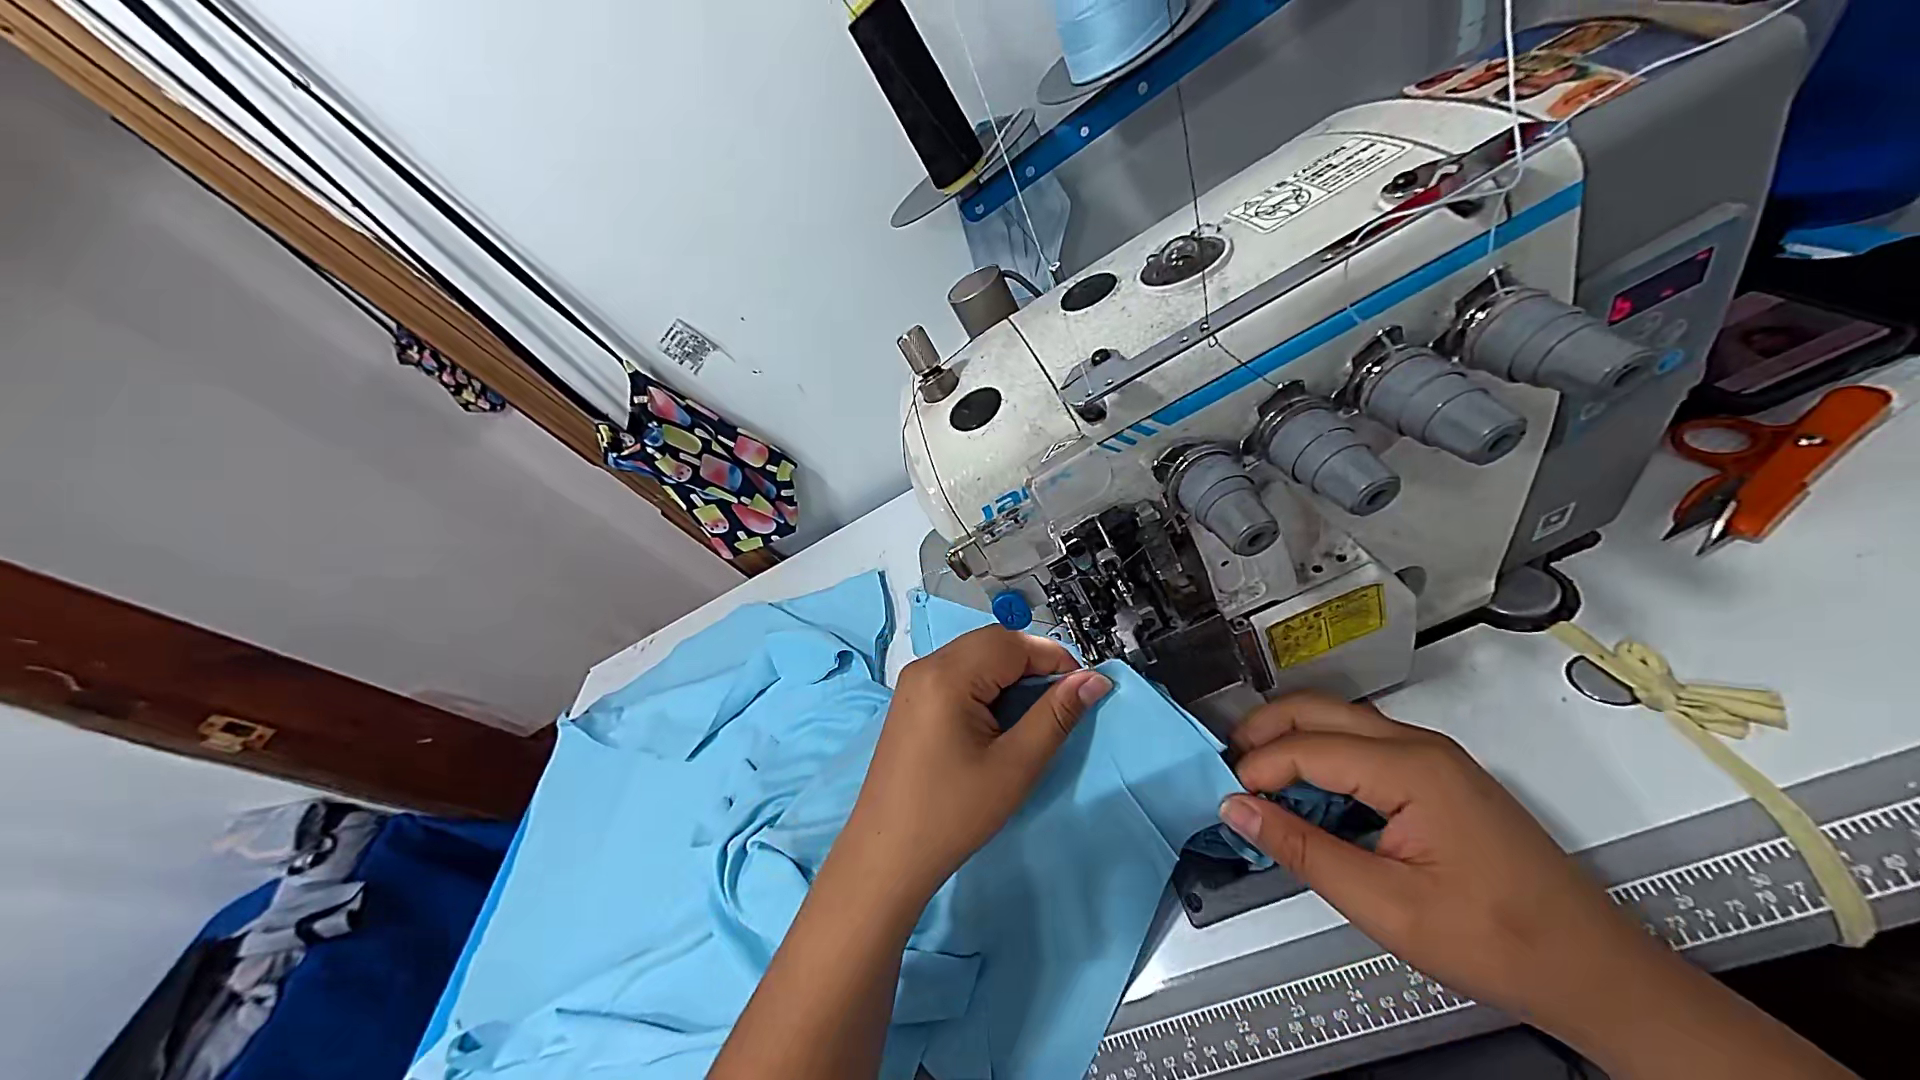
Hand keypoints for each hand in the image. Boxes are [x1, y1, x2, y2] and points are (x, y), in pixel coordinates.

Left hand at [838, 626, 1111, 901]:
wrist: (888, 855)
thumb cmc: (953, 813)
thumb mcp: (1015, 765)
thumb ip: (1056, 715)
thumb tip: (1093, 680)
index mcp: (947, 675)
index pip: (1013, 643)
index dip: (1054, 659)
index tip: (1082, 689)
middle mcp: (926, 666)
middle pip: (992, 642)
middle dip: (1032, 664)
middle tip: (1059, 703)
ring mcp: (914, 682)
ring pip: (976, 655)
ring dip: (1010, 674)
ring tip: (1032, 714)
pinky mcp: (911, 700)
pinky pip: (958, 672)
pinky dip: (986, 683)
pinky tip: (999, 718)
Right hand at [1214, 694, 1661, 1032]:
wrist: (1595, 972)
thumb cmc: (1501, 942)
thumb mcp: (1384, 905)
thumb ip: (1301, 849)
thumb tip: (1239, 810)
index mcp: (1413, 769)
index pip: (1306, 746)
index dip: (1257, 769)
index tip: (1229, 798)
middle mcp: (1422, 747)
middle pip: (1317, 709)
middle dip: (1263, 731)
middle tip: (1230, 769)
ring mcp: (1432, 756)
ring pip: (1338, 720)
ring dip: (1291, 740)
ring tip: (1259, 781)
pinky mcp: (1436, 774)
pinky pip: (1361, 743)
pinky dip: (1322, 757)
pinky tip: (1308, 795)